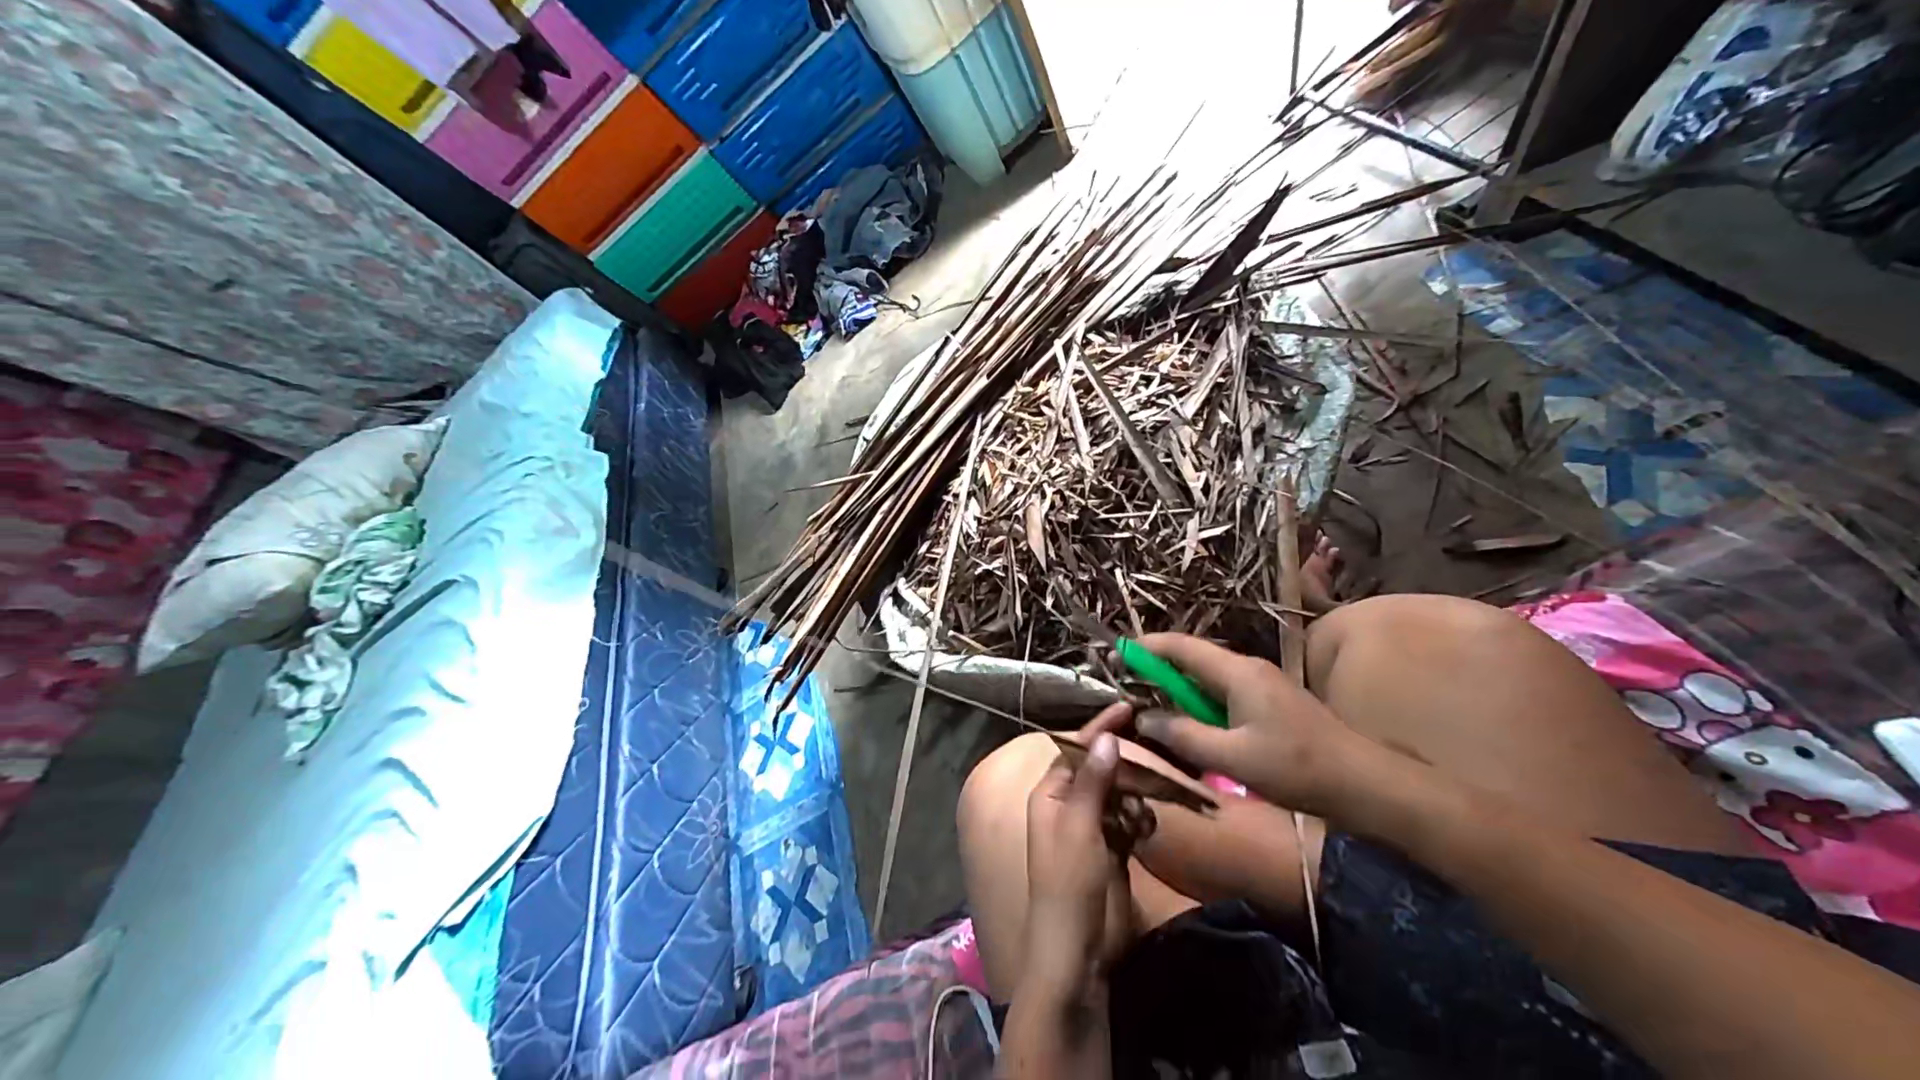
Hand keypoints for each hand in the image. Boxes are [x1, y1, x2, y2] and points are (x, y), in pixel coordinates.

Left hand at [1021, 725, 1131, 1001]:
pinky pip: (1128, 820)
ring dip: (1134, 795)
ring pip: (1118, 794)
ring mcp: (1090, 828)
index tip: (1127, 708)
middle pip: (1099, 769)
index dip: (1098, 729)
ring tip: (1143, 807)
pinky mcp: (1111, 849)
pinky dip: (1139, 819)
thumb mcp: (1079, 826)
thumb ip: (1092, 781)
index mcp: (1049, 794)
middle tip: (1153, 763)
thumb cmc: (1068, 882)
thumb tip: (1106, 738)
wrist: (1077, 949)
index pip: (1075, 750)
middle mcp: (1067, 805)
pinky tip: (1145, 828)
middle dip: (1124, 766)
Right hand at [1128, 633, 1381, 816]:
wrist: (1364, 784)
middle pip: (1193, 659)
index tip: (1116, 655)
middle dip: (1158, 670)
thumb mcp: (1230, 757)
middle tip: (1127, 688)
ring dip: (1179, 690)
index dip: (1146, 648)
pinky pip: (1224, 693)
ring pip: (1208, 678)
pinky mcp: (1271, 702)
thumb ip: (1183, 735)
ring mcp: (1262, 684)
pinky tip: (1192, 725)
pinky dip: (1200, 703)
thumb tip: (1143, 719)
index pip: (1181, 647)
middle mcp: (1248, 668)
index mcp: (1237, 673)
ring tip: (1151, 709)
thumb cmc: (1295, 767)